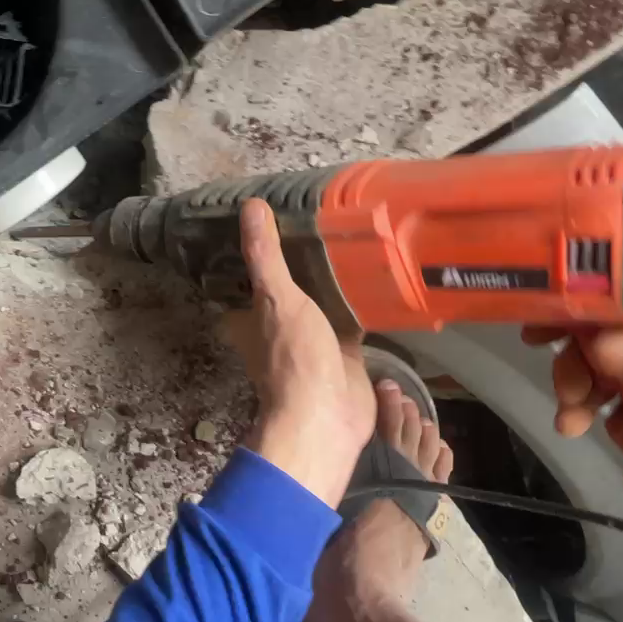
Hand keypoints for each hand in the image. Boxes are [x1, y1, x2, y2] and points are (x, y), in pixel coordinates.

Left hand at [220, 199, 377, 506]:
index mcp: (246, 315)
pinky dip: (360, 300)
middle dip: (300, 258)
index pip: (245, 272)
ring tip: (351, 234)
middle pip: (286, 283)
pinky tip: (377, 272)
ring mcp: (310, 337)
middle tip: (322, 217)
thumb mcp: (276, 298)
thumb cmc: (293, 358)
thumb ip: (265, 256)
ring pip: (319, 299)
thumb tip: (250, 206)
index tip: (271, 212)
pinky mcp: (343, 349)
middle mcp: (274, 325)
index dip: (255, 246)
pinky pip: (350, 316)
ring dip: (331, 278)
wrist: (327, 415)